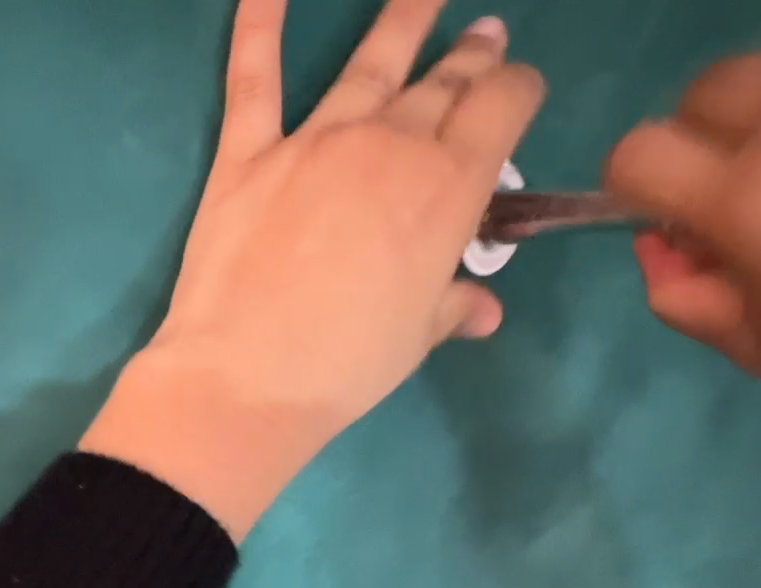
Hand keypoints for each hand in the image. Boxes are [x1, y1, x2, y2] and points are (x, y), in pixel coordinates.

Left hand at [80, 0, 544, 539]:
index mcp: (448, 189)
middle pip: (444, 81)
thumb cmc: (341, 369)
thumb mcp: (412, 340)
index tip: (515, 92)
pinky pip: (253, 77)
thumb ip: (449, 305)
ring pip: (371, 61)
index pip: (504, 105)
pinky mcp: (246, 156)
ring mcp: (314, 143)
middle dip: (470, 58)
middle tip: (478, 38)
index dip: (516, 90)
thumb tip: (483, 309)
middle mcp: (390, 145)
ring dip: (406, 18)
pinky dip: (258, 23)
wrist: (244, 379)